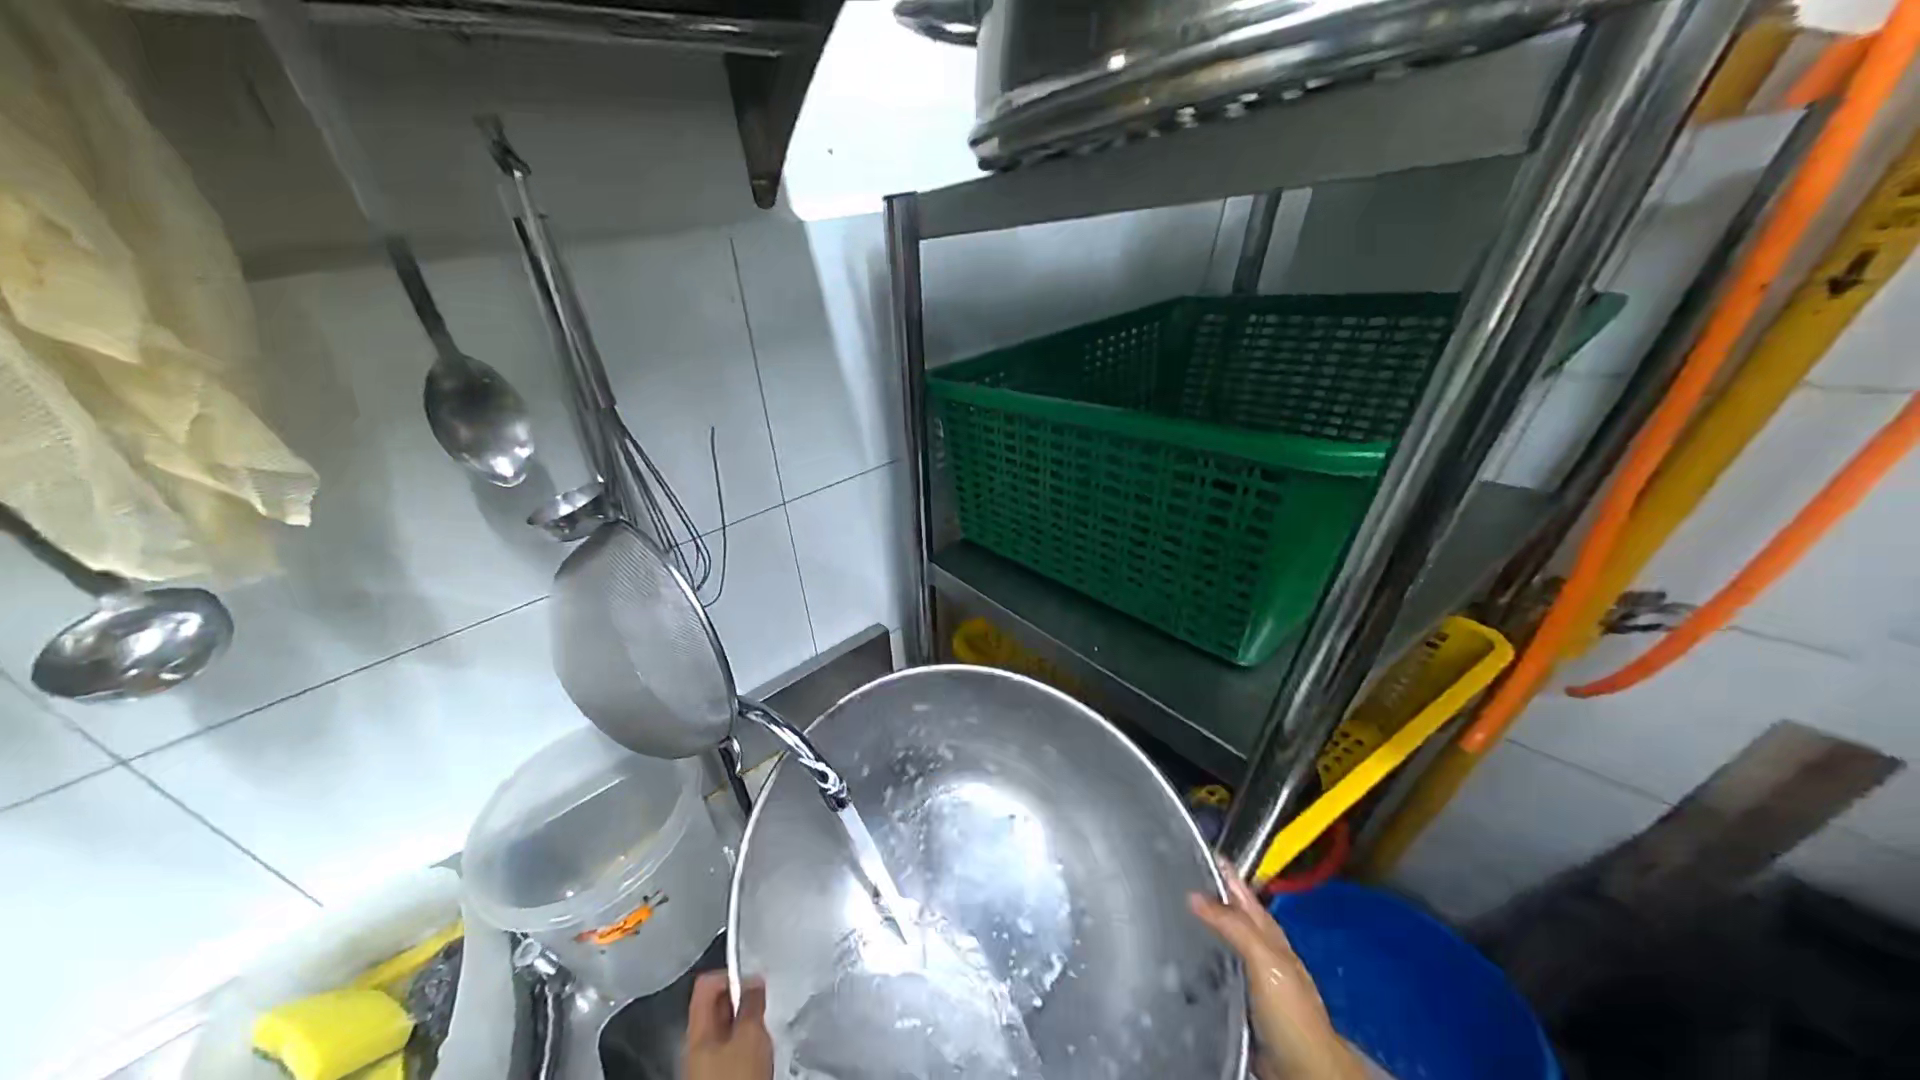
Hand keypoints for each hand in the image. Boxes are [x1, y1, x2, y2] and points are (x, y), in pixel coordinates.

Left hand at [684, 971, 773, 1079]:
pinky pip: (730, 1047)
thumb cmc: (738, 1077)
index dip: (730, 975)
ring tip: (763, 1027)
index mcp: (697, 1030)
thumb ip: (751, 1003)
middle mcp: (697, 1042)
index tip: (753, 982)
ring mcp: (705, 1062)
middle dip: (740, 998)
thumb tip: (753, 980)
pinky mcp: (717, 1075)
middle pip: (715, 1005)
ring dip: (745, 1021)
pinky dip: (746, 1041)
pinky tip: (759, 1051)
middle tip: (762, 1005)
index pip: (706, 984)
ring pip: (724, 1026)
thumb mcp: (750, 1035)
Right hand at [1190, 860, 1364, 1079]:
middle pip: (1233, 917)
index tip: (1197, 851)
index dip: (1225, 874)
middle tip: (1174, 881)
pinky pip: (1216, 976)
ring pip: (1224, 945)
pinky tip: (1183, 966)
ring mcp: (1253, 981)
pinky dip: (1201, 965)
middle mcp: (1262, 954)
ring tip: (1170, 917)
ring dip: (1203, 931)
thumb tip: (1193, 894)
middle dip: (1209, 898)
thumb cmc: (1290, 1011)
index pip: (1244, 895)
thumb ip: (1233, 926)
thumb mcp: (1265, 960)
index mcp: (1271, 937)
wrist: (1306, 1072)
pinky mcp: (1242, 1006)